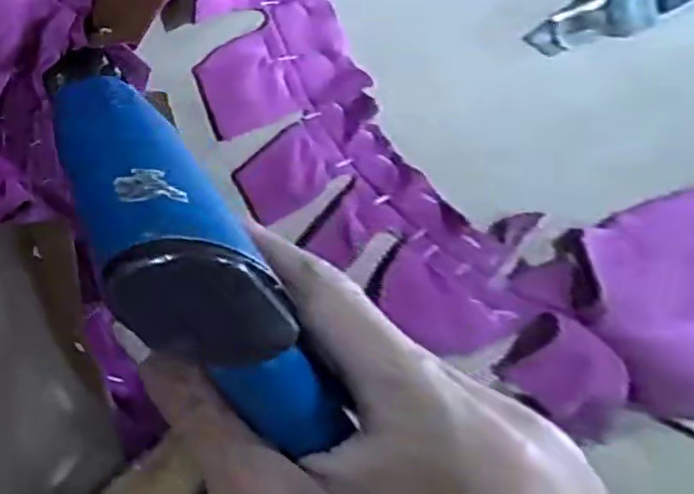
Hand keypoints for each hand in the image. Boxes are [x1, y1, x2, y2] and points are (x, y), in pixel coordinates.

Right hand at [136, 227, 605, 493]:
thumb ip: (207, 421)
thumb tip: (142, 341)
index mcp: (434, 406)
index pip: (325, 285)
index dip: (258, 246)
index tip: (199, 224)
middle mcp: (497, 407)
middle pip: (361, 332)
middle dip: (287, 326)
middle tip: (222, 332)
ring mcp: (538, 443)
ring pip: (400, 372)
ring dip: (335, 373)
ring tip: (285, 407)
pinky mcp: (551, 473)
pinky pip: (439, 410)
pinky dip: (381, 409)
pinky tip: (357, 453)